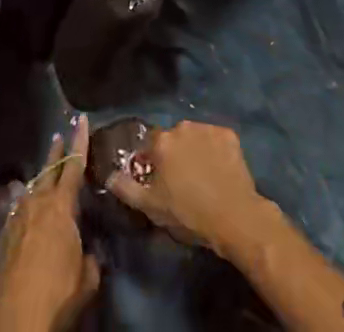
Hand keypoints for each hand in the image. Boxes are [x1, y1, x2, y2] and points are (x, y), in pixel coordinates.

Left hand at [0, 115, 100, 331]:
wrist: (18, 317)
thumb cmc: (59, 292)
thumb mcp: (88, 276)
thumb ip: (90, 257)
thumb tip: (88, 252)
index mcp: (62, 208)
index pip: (74, 167)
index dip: (79, 142)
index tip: (81, 119)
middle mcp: (38, 205)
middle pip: (49, 171)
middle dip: (56, 152)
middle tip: (60, 134)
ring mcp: (18, 220)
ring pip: (31, 188)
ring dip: (40, 176)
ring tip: (45, 169)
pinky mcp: (5, 238)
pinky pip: (19, 208)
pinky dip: (27, 200)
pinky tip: (26, 204)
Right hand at [105, 121, 270, 255]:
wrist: (233, 216)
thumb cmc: (188, 213)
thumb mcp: (150, 207)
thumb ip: (125, 188)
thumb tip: (109, 175)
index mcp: (162, 141)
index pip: (150, 144)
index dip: (152, 161)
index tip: (158, 178)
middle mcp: (184, 126)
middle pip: (173, 137)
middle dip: (174, 153)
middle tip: (180, 178)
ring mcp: (209, 128)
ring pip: (195, 136)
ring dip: (194, 149)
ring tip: (201, 174)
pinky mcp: (229, 134)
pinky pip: (215, 139)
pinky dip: (214, 149)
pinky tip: (218, 169)